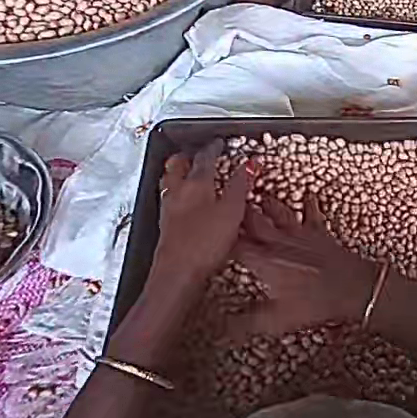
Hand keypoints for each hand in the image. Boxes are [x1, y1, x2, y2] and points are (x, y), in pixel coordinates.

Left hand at [152, 140, 252, 287]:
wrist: (177, 274)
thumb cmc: (204, 242)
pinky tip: (184, 202)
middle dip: (188, 155)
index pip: (204, 158)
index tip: (219, 143)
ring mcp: (169, 209)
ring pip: (170, 180)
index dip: (213, 148)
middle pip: (177, 164)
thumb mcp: (232, 210)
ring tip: (188, 171)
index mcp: (196, 184)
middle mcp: (178, 192)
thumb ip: (240, 185)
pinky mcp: (166, 226)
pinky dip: (177, 192)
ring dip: (178, 172)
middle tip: (198, 153)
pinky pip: (169, 199)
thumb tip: (250, 164)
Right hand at [229, 194, 380, 337]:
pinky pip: (312, 214)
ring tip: (257, 193)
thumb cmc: (317, 302)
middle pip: (254, 221)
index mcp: (265, 261)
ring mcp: (301, 235)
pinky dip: (309, 204)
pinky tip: (308, 194)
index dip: (221, 238)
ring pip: (279, 213)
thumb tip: (222, 329)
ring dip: (267, 203)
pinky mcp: (320, 234)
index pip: (235, 245)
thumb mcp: (277, 320)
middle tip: (229, 201)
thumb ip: (246, 322)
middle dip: (240, 212)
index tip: (208, 233)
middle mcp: (281, 243)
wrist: (353, 288)